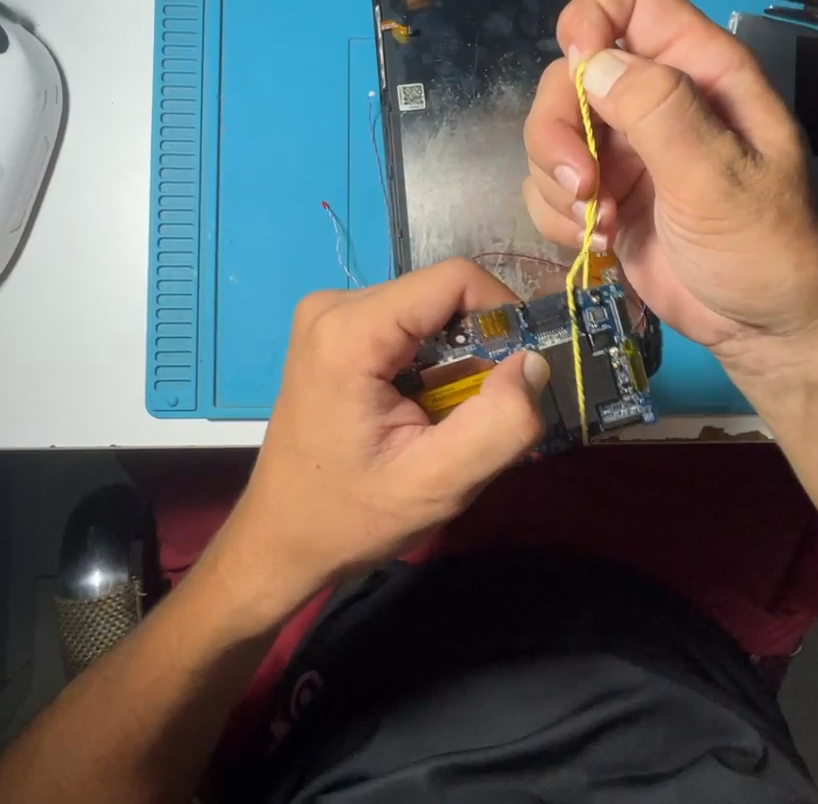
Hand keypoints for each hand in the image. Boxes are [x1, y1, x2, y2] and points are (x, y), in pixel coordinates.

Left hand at [206, 259, 550, 621]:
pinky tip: (423, 407)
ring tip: (449, 415)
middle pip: (441, 295)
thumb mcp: (436, 484)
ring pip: (427, 310)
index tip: (520, 371)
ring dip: (456, 357)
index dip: (502, 313)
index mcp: (350, 330)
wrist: (282, 537)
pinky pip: (405, 324)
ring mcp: (328, 315)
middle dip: (479, 344)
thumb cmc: (351, 516)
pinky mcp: (333, 331)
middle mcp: (333, 306)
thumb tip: (535, 362)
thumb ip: (498, 425)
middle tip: (482, 408)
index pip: (455, 279)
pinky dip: (431, 360)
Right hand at [521, 0, 817, 383]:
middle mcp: (652, 101)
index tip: (578, 79)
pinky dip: (557, 217)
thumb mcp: (723, 178)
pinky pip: (547, 187)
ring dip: (557, 185)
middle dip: (558, 133)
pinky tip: (598, 245)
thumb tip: (593, 64)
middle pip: (566, 77)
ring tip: (601, 227)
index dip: (590, 23)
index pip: (628, 2)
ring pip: (549, 136)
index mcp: (697, 72)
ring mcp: (623, 151)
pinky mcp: (602, 197)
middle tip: (585, 187)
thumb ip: (661, 113)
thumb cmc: (767, 248)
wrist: (764, 330)